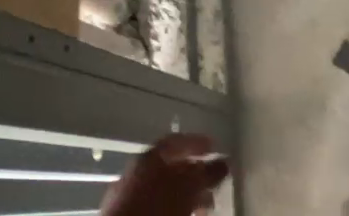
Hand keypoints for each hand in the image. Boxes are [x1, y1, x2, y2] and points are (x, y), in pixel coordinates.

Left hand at [102, 134, 230, 215]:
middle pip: (170, 166)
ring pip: (163, 188)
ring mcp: (128, 195)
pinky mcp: (125, 214)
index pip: (176, 140)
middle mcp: (136, 171)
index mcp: (150, 156)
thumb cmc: (158, 206)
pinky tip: (185, 212)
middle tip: (212, 182)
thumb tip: (223, 163)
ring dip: (185, 194)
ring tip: (203, 205)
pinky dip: (172, 205)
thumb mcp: (190, 186)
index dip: (197, 142)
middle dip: (194, 174)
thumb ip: (208, 172)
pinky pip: (155, 204)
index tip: (214, 148)